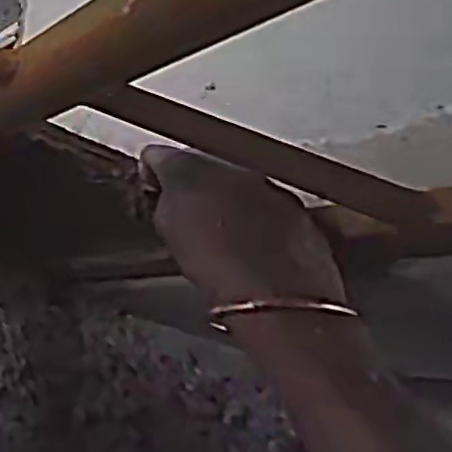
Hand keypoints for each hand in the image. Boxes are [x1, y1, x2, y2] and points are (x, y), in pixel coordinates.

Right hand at [141, 145, 346, 308]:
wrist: (274, 297)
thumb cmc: (208, 259)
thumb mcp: (165, 224)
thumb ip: (164, 197)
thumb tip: (166, 191)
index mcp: (192, 167)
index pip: (158, 154)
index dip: (150, 173)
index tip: (151, 192)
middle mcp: (235, 169)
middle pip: (202, 164)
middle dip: (191, 183)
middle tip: (182, 210)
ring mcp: (273, 190)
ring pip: (236, 184)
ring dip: (224, 198)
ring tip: (216, 228)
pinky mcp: (302, 213)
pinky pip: (265, 205)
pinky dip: (253, 216)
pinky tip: (246, 240)